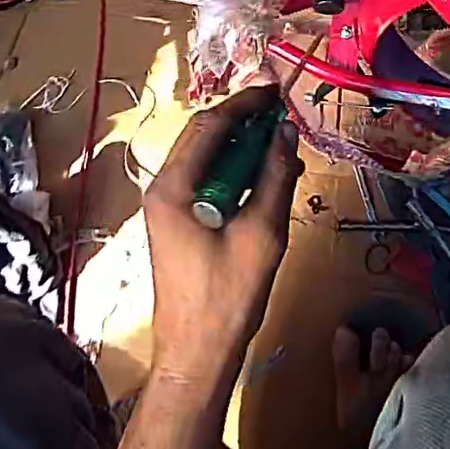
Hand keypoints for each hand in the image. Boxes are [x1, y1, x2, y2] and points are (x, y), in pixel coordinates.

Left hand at [143, 82, 302, 387]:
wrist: (196, 356)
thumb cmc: (228, 298)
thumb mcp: (262, 233)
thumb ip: (275, 175)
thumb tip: (286, 131)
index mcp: (174, 187)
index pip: (209, 124)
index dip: (245, 103)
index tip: (276, 92)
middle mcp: (162, 186)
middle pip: (203, 134)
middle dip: (242, 119)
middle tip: (280, 112)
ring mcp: (166, 202)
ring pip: (205, 152)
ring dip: (241, 142)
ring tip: (277, 141)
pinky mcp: (176, 216)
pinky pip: (206, 174)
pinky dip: (234, 166)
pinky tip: (262, 172)